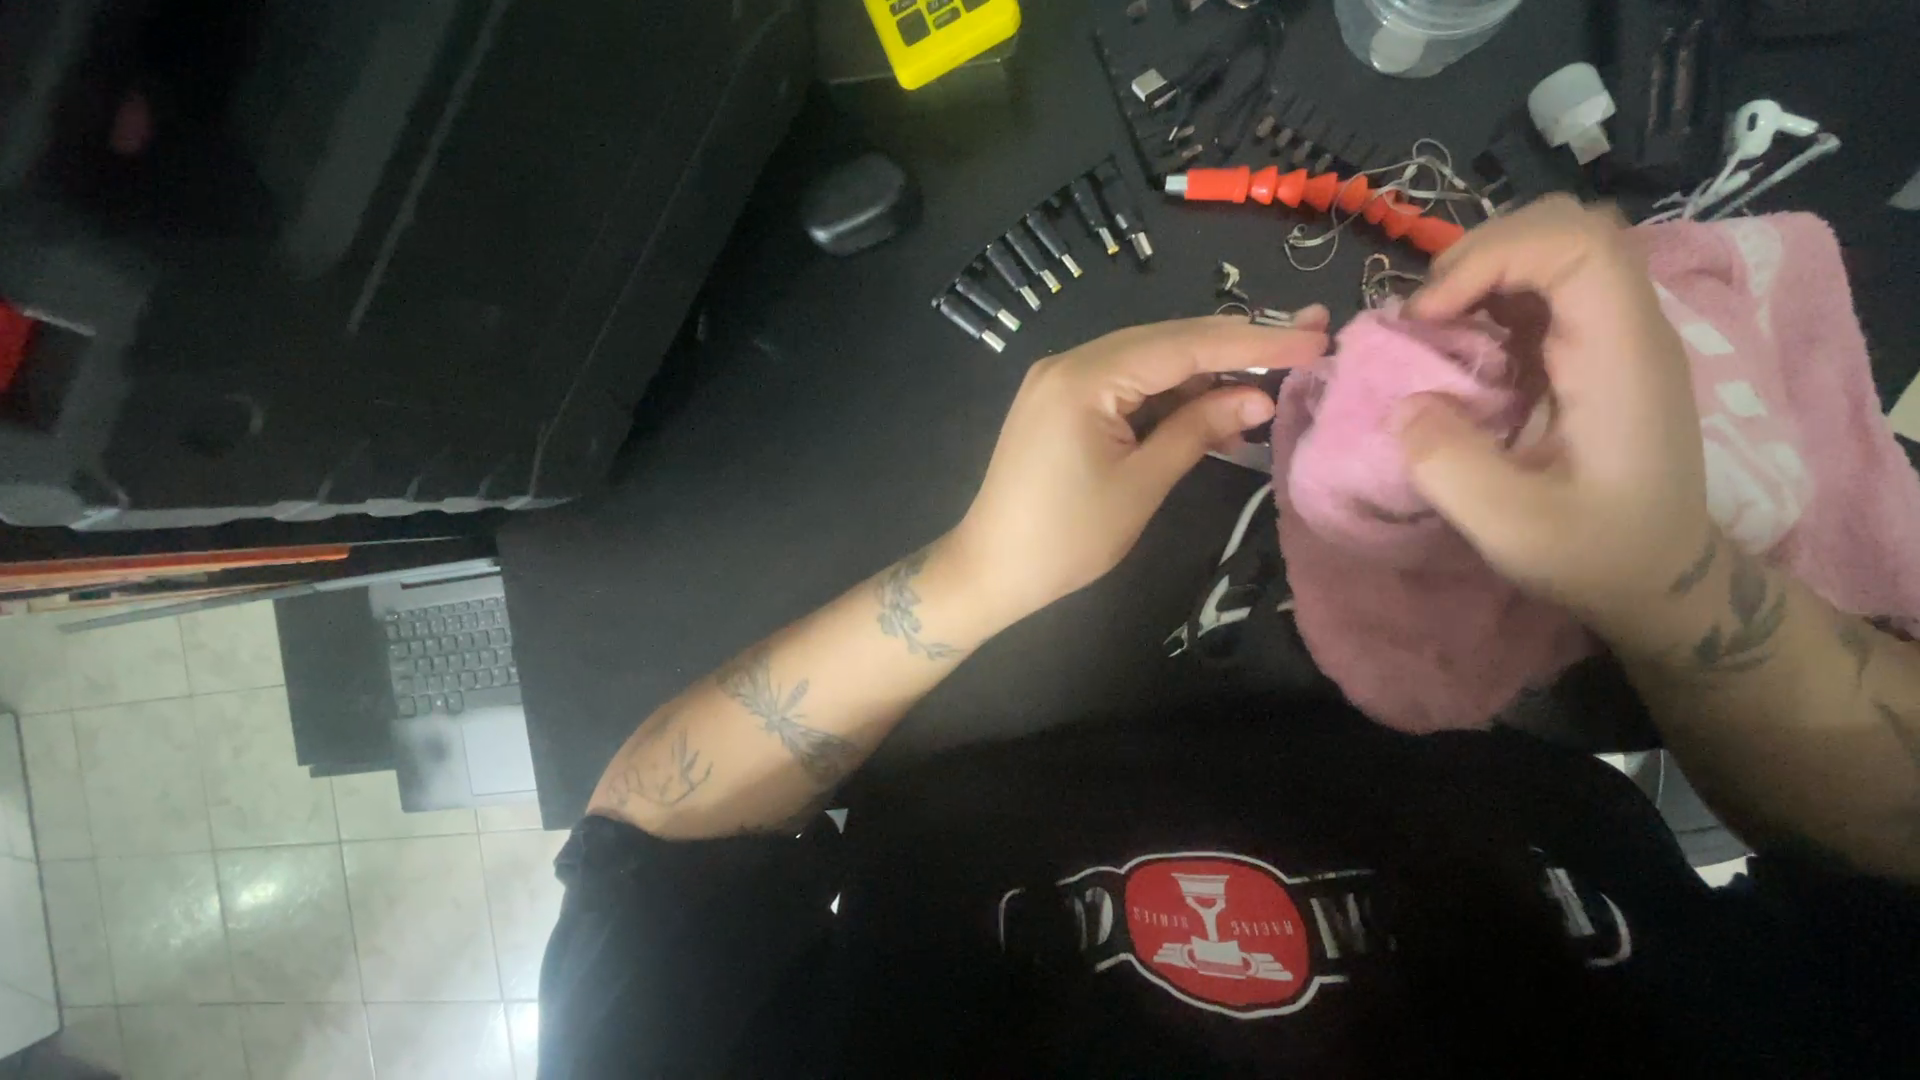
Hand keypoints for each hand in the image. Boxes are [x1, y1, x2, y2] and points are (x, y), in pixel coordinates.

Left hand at [948, 311, 1329, 619]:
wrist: (991, 569)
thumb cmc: (1066, 538)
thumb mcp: (1141, 484)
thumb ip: (1198, 430)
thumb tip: (1258, 396)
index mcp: (1084, 378)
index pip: (1184, 345)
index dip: (1255, 341)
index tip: (1316, 338)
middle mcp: (1069, 363)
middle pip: (1166, 341)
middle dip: (1237, 344)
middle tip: (1308, 339)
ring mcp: (1060, 380)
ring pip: (1148, 361)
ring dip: (1205, 371)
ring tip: (1272, 375)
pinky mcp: (1060, 402)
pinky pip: (1125, 384)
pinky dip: (1169, 394)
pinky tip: (1213, 403)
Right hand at [1393, 195, 1710, 629]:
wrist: (1655, 574)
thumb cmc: (1595, 552)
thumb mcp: (1514, 529)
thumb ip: (1452, 466)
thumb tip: (1402, 405)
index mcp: (1621, 358)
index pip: (1578, 247)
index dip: (1492, 257)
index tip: (1427, 316)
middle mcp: (1622, 329)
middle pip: (1564, 228)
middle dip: (1477, 254)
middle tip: (1421, 316)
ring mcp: (1604, 337)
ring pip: (1545, 251)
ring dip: (1473, 275)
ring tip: (1425, 330)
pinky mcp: (1581, 353)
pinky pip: (1531, 293)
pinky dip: (1478, 302)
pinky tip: (1449, 349)